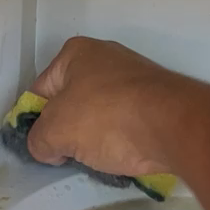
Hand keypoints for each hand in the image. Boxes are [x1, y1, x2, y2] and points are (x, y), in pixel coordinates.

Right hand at [24, 36, 202, 177]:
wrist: (173, 124)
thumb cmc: (107, 117)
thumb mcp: (56, 131)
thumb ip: (38, 139)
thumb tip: (45, 146)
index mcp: (76, 52)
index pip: (41, 90)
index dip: (37, 121)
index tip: (44, 148)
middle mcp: (105, 56)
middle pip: (71, 101)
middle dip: (69, 130)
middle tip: (71, 155)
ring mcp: (133, 75)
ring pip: (99, 113)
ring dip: (95, 137)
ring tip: (101, 157)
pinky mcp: (155, 97)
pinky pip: (125, 121)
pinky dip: (121, 138)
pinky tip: (124, 154)